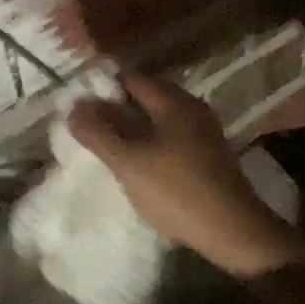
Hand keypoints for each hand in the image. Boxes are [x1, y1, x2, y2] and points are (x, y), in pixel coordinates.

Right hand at [70, 72, 304, 277]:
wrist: (230, 225)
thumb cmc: (176, 189)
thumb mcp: (129, 163)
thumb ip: (100, 133)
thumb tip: (75, 107)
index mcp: (174, 101)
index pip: (132, 78)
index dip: (103, 86)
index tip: (77, 103)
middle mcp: (192, 106)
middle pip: (148, 95)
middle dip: (117, 107)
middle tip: (87, 126)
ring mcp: (203, 129)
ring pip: (160, 116)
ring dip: (133, 125)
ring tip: (106, 145)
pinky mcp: (207, 152)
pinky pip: (172, 134)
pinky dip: (150, 140)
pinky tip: (137, 162)